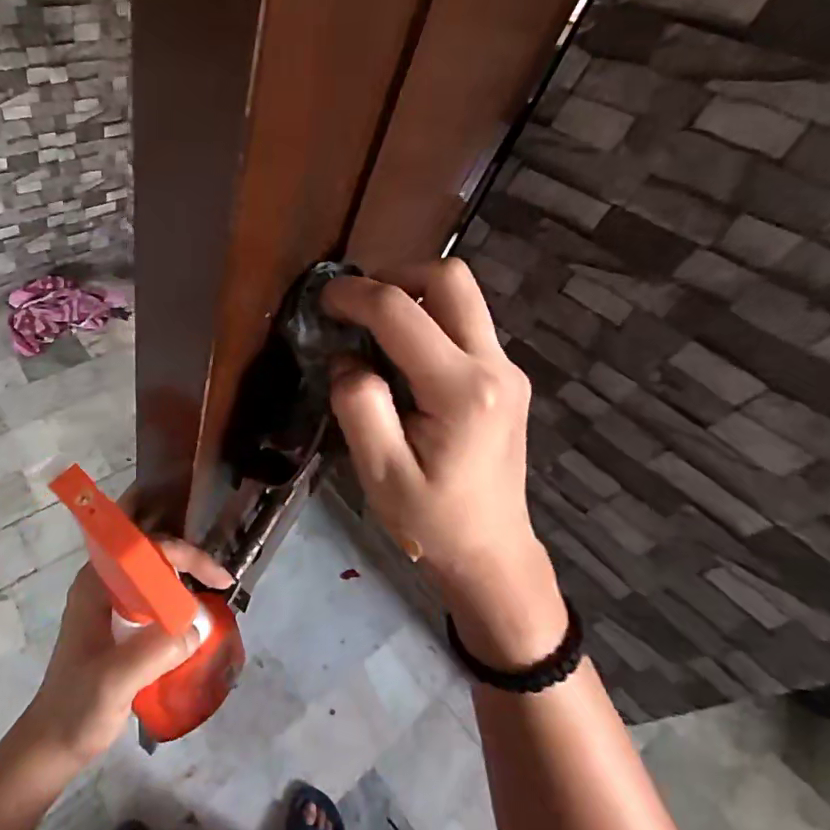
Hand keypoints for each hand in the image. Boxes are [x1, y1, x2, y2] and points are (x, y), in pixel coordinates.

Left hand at [23, 537, 233, 763]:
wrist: (52, 746)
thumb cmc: (77, 709)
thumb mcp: (115, 681)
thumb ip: (155, 652)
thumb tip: (199, 627)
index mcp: (95, 584)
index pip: (146, 550)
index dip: (186, 556)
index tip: (219, 579)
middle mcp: (102, 586)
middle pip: (153, 559)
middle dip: (189, 565)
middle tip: (221, 585)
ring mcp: (109, 607)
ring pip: (155, 580)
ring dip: (185, 585)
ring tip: (215, 597)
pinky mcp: (117, 628)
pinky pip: (153, 604)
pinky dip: (176, 608)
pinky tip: (194, 624)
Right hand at [323, 258, 566, 667]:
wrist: (492, 553)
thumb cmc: (432, 521)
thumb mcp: (380, 474)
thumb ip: (358, 405)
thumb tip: (348, 356)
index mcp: (461, 391)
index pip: (400, 312)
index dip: (354, 295)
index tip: (322, 301)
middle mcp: (494, 366)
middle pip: (450, 278)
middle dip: (394, 276)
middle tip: (356, 306)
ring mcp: (506, 368)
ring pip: (462, 294)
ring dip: (413, 294)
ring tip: (372, 326)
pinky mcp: (505, 376)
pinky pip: (466, 322)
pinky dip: (428, 318)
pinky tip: (401, 354)